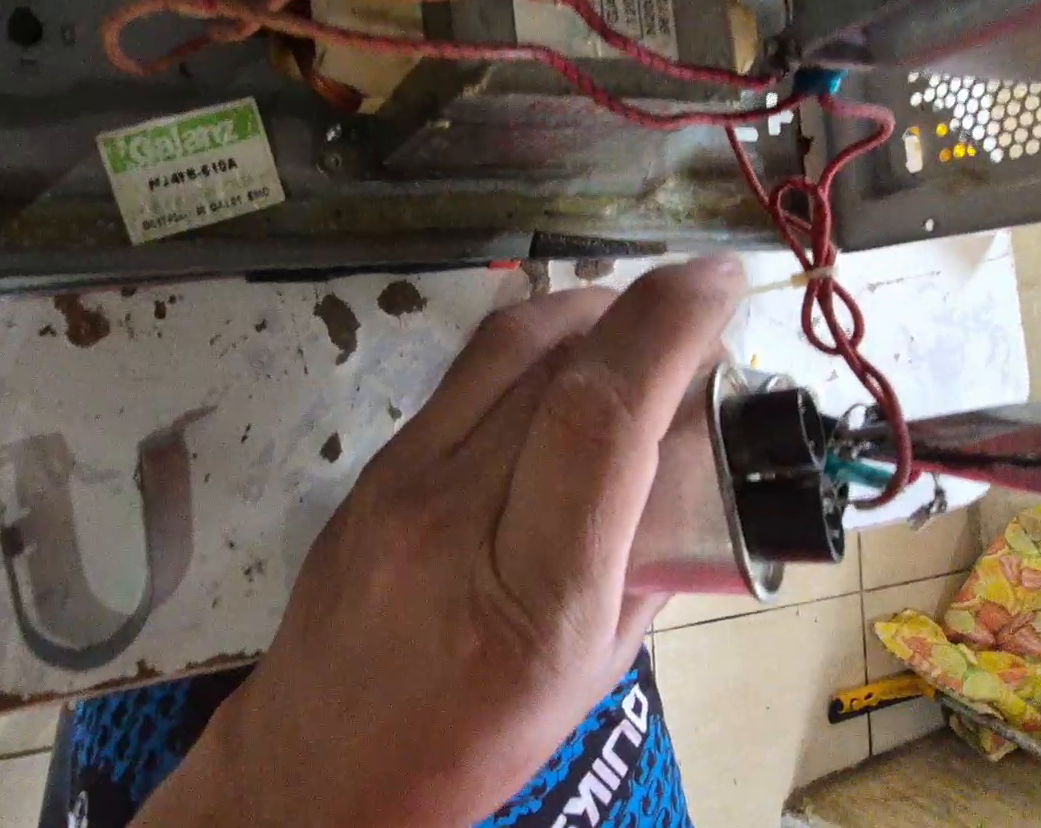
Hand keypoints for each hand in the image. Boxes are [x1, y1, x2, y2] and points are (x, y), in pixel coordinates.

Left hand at [135, 255, 745, 826]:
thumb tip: (678, 465)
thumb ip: (642, 560)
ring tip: (631, 319)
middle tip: (692, 306)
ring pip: (501, 347)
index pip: (601, 416)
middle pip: (553, 362)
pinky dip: (529, 342)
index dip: (668, 327)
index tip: (720, 282)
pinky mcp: (374, 463)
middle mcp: (455, 508)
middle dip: (639, 306)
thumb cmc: (470, 740)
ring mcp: (400, 476)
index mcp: (532, 587)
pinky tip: (561, 357)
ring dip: (583, 309)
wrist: (320, 758)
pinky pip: (464, 374)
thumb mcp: (590, 672)